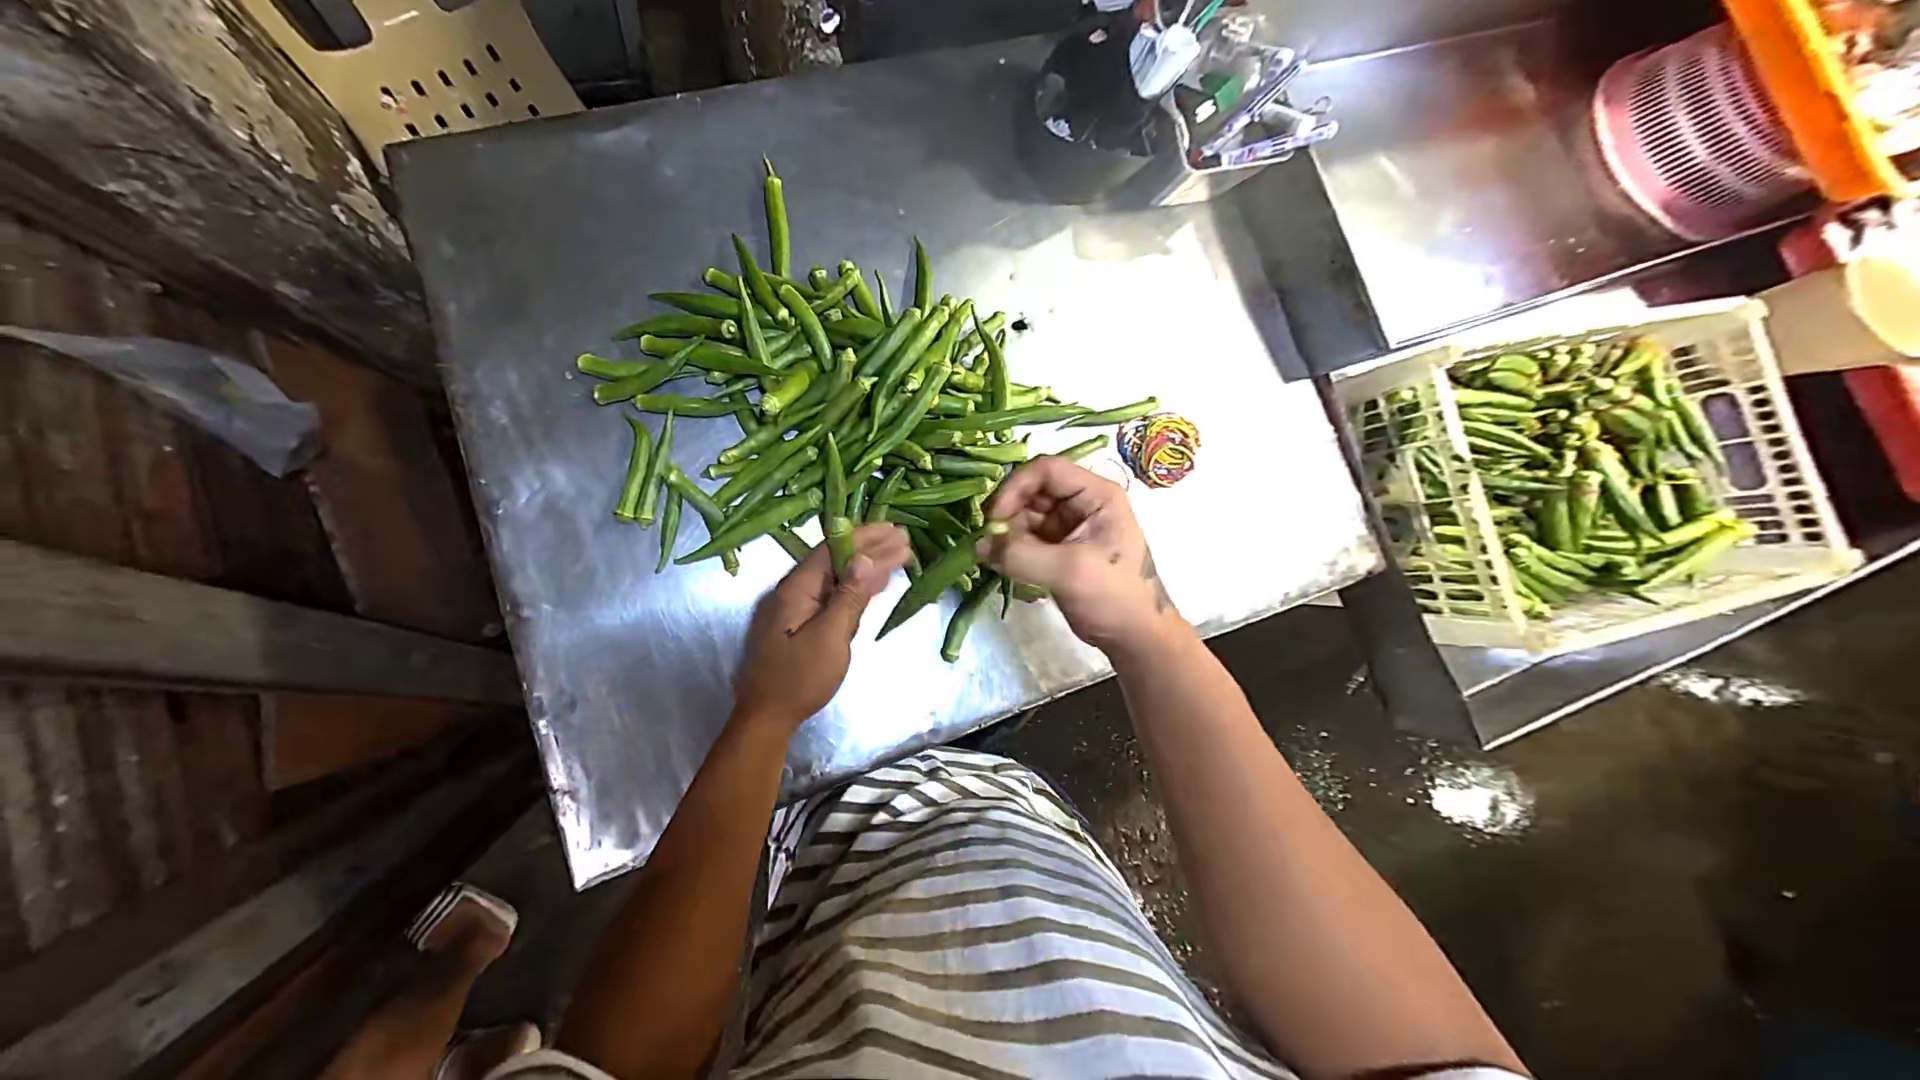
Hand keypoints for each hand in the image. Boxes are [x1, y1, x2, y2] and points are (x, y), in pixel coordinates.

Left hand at [733, 524, 910, 729]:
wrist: (768, 717)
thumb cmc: (799, 679)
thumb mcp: (830, 637)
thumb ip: (849, 597)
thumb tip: (866, 560)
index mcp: (795, 589)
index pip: (834, 551)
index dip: (865, 538)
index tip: (894, 532)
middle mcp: (794, 591)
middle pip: (835, 560)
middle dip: (870, 548)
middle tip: (902, 536)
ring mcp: (797, 608)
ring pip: (836, 578)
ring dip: (867, 566)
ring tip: (896, 553)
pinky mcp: (802, 624)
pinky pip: (833, 596)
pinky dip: (856, 587)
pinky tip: (875, 583)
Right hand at [976, 455, 1180, 654]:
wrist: (1133, 636)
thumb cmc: (1114, 596)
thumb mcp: (1070, 571)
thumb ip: (1022, 555)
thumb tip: (979, 546)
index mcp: (1096, 494)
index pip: (1046, 470)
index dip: (1016, 487)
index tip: (995, 519)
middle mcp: (1082, 502)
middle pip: (1031, 490)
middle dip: (1008, 513)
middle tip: (990, 542)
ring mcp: (1069, 525)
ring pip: (1024, 514)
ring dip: (1006, 533)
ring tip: (996, 558)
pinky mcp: (1057, 548)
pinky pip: (1025, 537)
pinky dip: (1010, 548)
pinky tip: (1001, 564)